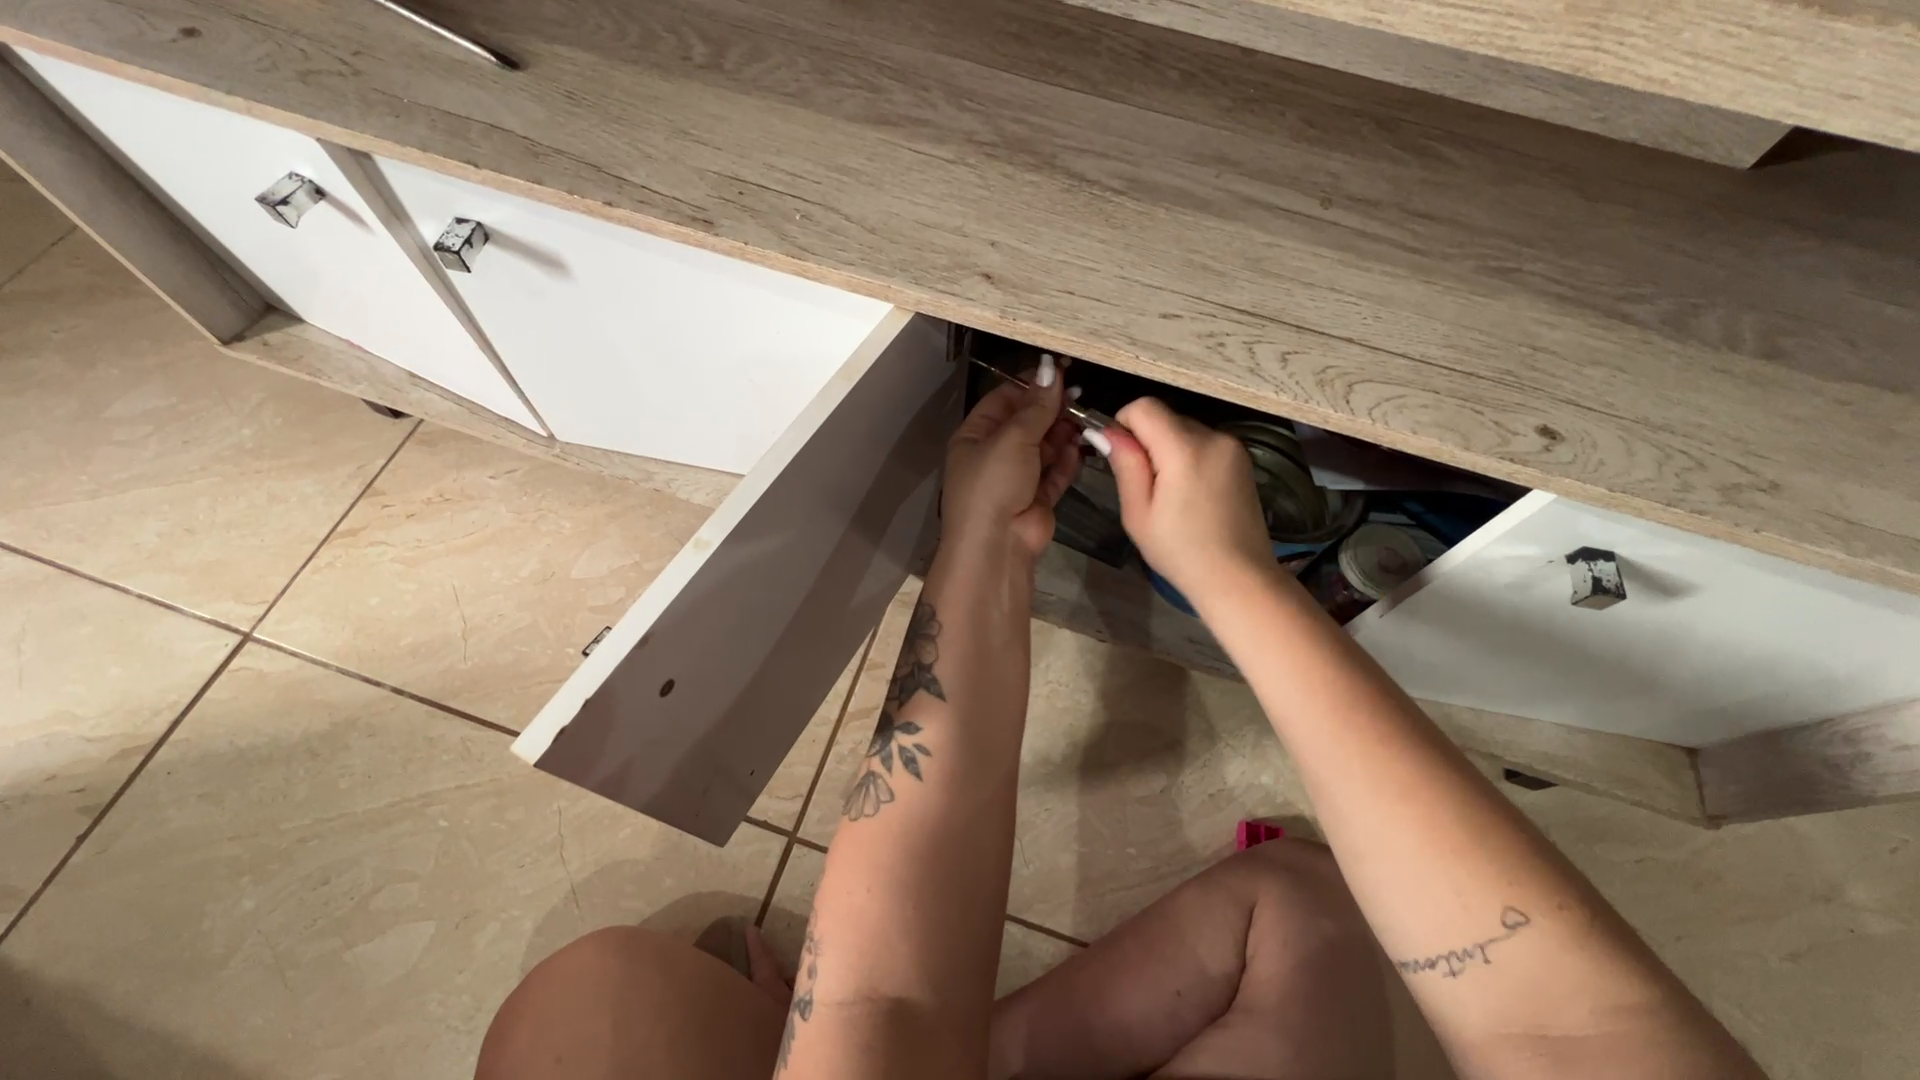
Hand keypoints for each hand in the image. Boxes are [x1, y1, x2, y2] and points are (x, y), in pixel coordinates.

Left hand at [943, 361, 1081, 559]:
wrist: (996, 544)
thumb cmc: (993, 483)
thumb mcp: (1013, 437)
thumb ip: (1036, 406)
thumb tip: (1053, 368)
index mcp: (975, 436)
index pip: (1004, 399)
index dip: (1032, 385)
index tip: (1062, 371)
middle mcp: (993, 455)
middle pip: (1027, 423)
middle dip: (1052, 410)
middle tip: (1080, 396)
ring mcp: (1016, 479)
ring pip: (1044, 448)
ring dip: (1063, 434)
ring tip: (1085, 420)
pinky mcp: (1037, 499)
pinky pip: (1055, 473)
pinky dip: (1067, 461)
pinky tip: (1080, 448)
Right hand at [1103, 397, 1274, 603]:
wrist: (1240, 578)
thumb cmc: (1182, 552)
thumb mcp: (1138, 514)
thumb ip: (1125, 465)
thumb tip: (1108, 431)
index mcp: (1185, 449)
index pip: (1144, 407)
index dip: (1124, 424)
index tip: (1120, 456)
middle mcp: (1214, 437)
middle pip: (1166, 418)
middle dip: (1147, 441)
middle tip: (1145, 487)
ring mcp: (1233, 447)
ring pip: (1185, 431)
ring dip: (1168, 451)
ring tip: (1171, 496)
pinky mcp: (1243, 460)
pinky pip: (1204, 444)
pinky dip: (1189, 459)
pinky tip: (1191, 495)